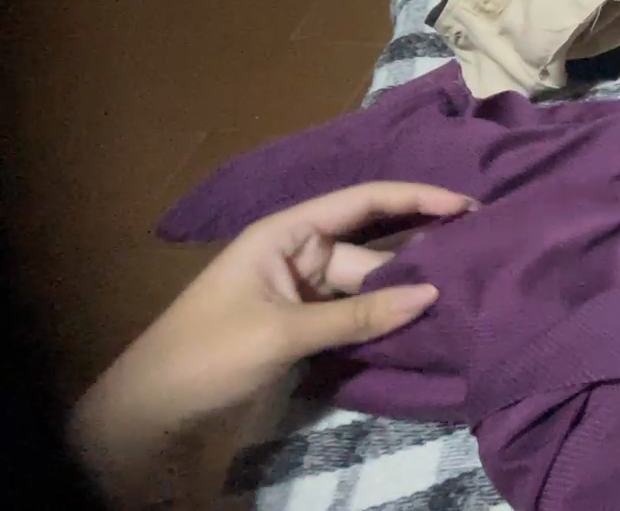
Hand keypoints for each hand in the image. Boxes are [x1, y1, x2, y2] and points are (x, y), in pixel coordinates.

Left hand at [71, 183, 475, 498]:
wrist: (137, 428)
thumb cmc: (202, 358)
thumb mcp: (282, 334)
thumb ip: (361, 314)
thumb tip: (435, 294)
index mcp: (289, 233)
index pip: (366, 201)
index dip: (417, 198)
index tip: (466, 205)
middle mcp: (303, 252)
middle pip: (377, 243)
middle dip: (420, 249)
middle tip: (476, 251)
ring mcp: (307, 288)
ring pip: (374, 278)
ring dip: (407, 286)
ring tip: (460, 286)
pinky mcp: (311, 321)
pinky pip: (363, 307)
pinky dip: (390, 311)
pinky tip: (425, 314)